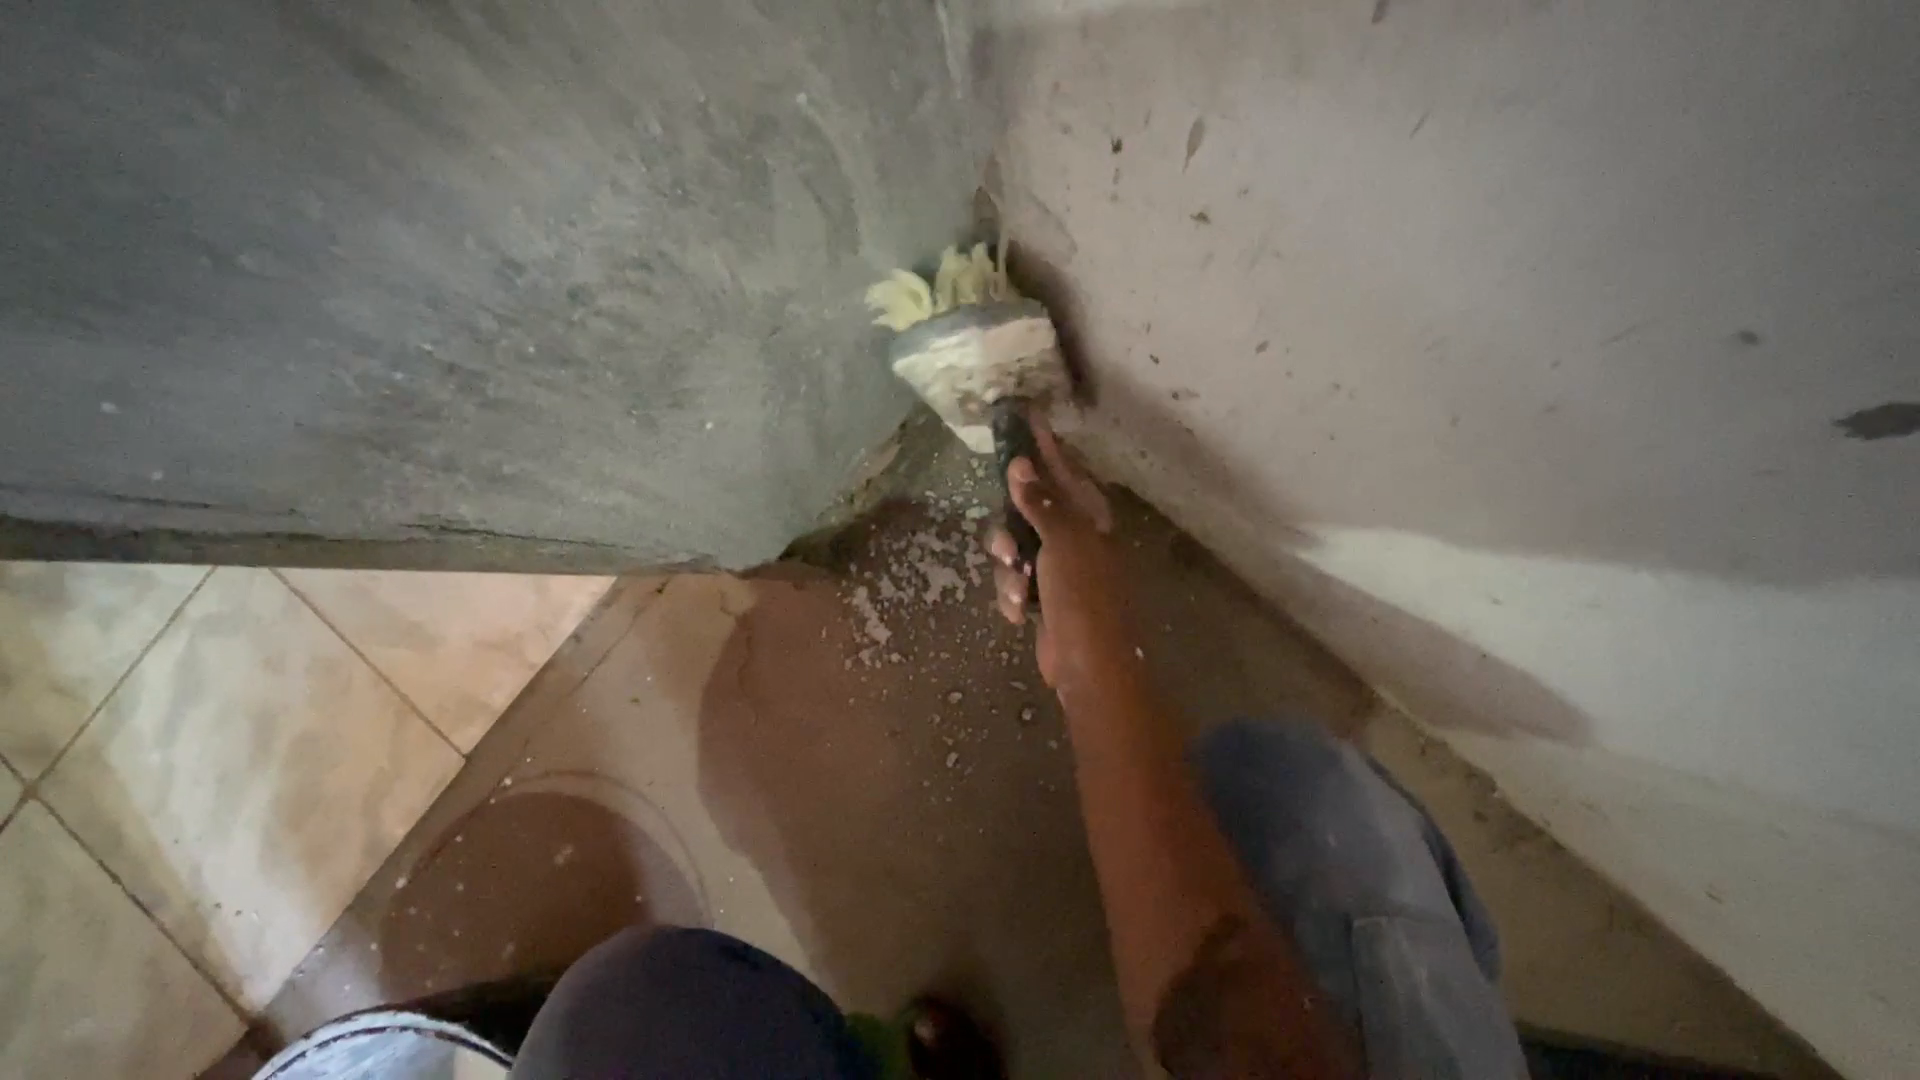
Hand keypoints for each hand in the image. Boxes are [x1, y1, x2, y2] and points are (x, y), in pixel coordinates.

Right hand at [988, 415, 1131, 694]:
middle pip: (1026, 510)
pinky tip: (1021, 613)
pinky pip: (1013, 581)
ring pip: (1013, 548)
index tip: (1024, 415)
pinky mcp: (1042, 597)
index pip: (1062, 469)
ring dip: (1009, 572)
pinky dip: (1013, 596)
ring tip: (1020, 591)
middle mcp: (1073, 537)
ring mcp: (1057, 568)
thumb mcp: (1062, 543)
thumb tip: (1019, 464)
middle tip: (1009, 550)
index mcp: (1089, 518)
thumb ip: (1039, 502)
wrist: (1088, 664)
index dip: (1042, 444)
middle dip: (1009, 531)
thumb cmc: (1083, 597)